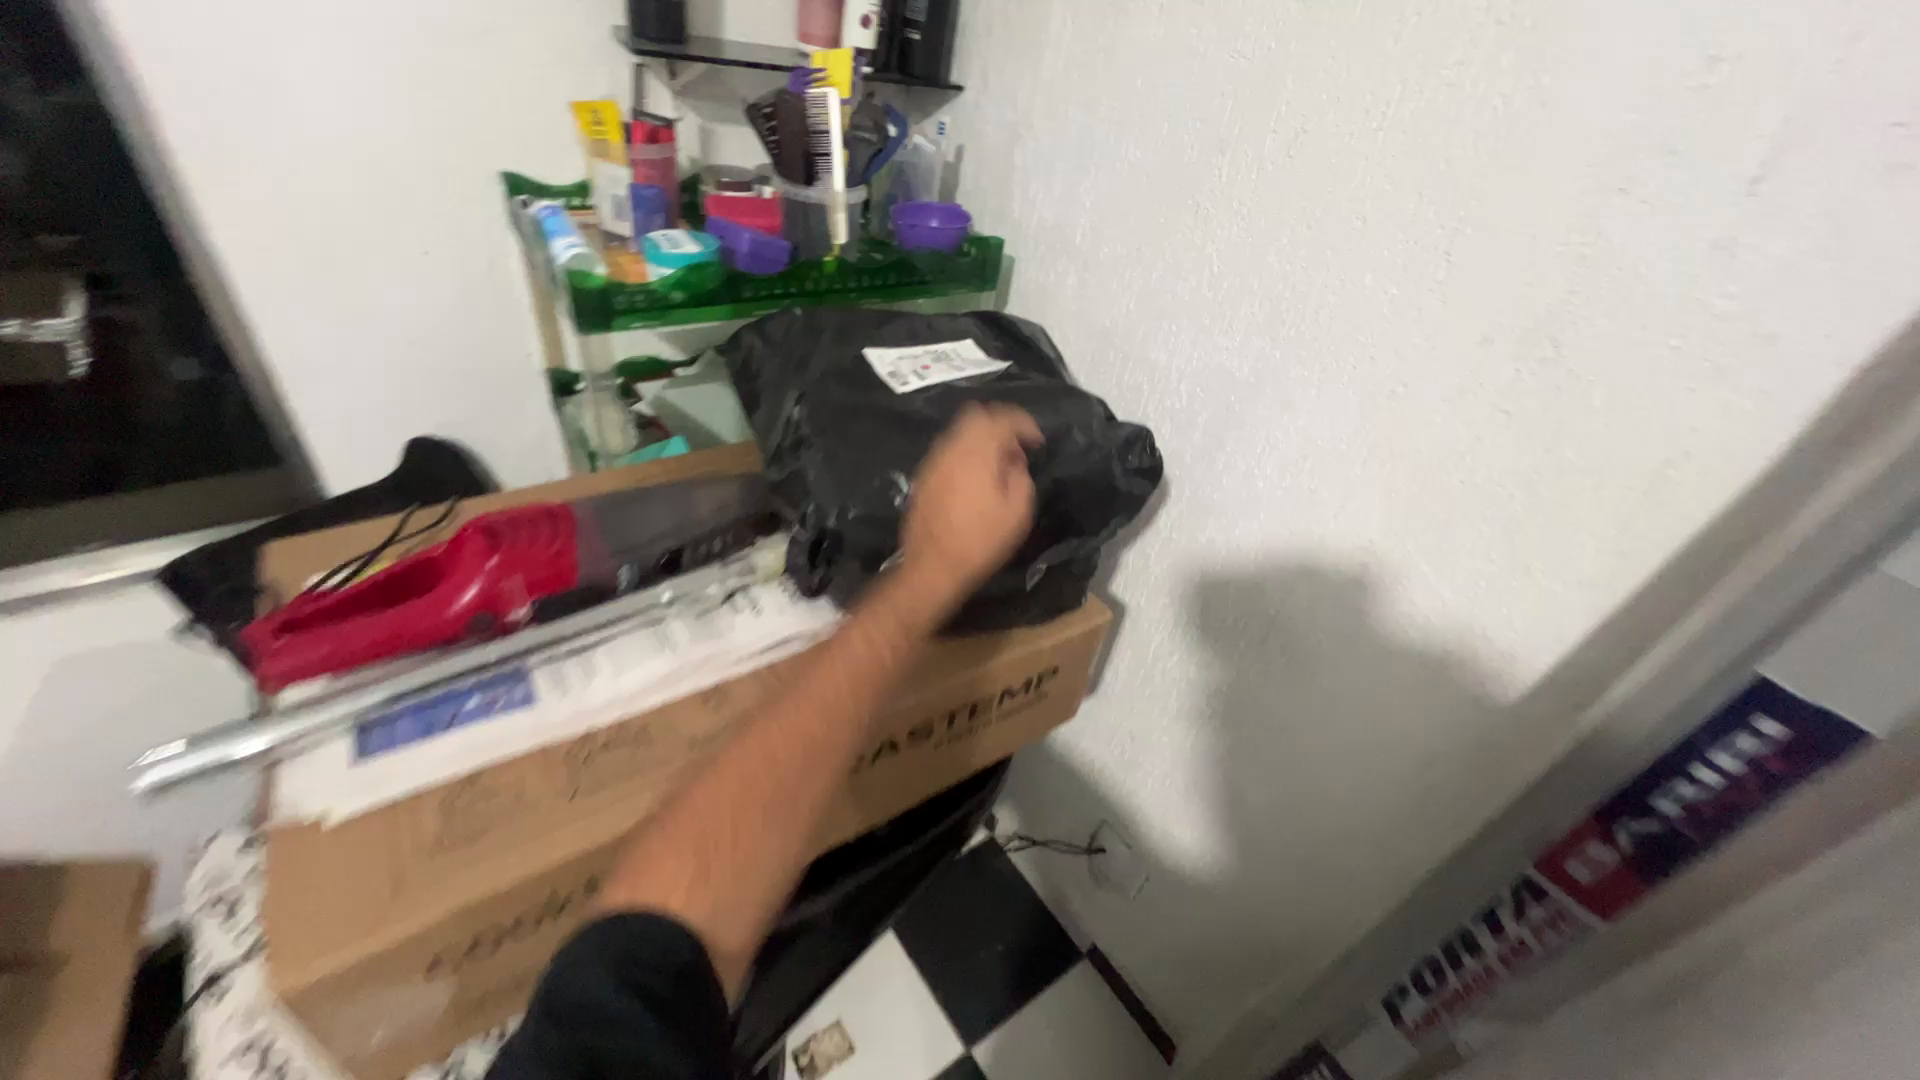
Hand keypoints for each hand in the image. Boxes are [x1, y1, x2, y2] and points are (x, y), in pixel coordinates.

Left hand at [899, 403, 1044, 606]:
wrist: (932, 567)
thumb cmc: (981, 541)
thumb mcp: (1018, 511)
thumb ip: (1020, 475)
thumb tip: (1013, 460)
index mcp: (976, 451)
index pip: (1001, 417)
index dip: (1024, 423)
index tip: (1037, 443)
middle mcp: (950, 448)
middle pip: (976, 416)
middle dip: (1000, 426)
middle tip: (1016, 450)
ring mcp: (932, 462)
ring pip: (959, 433)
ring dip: (981, 441)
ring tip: (997, 467)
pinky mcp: (922, 478)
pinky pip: (948, 452)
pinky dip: (966, 456)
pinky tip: (975, 481)